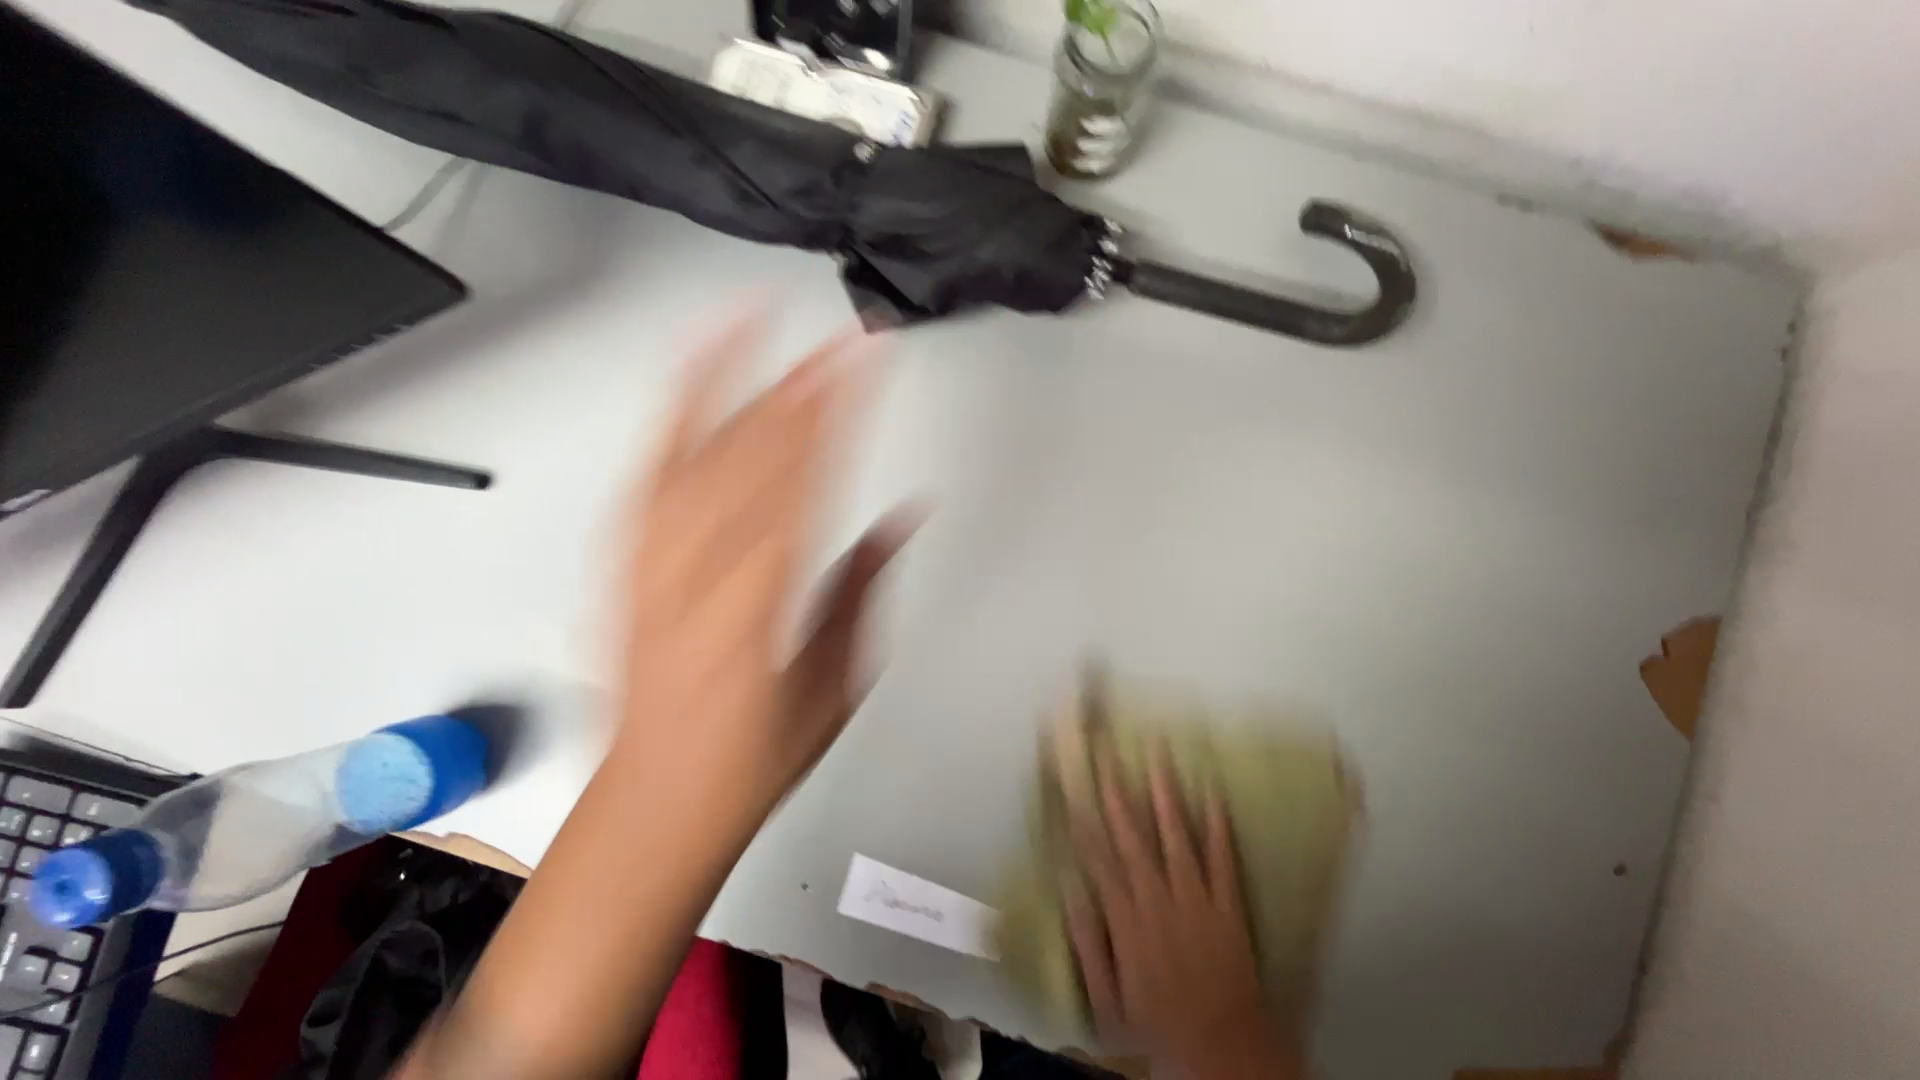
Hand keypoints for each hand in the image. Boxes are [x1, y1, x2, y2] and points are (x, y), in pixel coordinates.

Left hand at [619, 307, 917, 804]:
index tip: (864, 363)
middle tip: (838, 338)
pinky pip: (643, 473)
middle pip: (746, 460)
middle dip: (797, 385)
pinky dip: (667, 414)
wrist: (657, 796)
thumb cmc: (749, 759)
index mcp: (754, 613)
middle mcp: (691, 580)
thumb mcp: (836, 686)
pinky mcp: (621, 562)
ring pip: (686, 452)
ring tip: (754, 315)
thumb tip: (900, 516)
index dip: (835, 414)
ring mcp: (646, 567)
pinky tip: (687, 375)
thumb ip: (863, 590)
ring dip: (723, 376)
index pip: (801, 486)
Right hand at [1066, 742, 1303, 1079]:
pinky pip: (1222, 858)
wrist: (1222, 1042)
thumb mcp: (1106, 994)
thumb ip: (1086, 941)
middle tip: (1107, 753)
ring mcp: (1196, 898)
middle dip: (1117, 793)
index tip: (1073, 784)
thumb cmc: (1157, 1021)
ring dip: (1165, 793)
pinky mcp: (1228, 904)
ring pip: (1176, 836)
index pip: (1098, 858)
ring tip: (1157, 754)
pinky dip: (1218, 824)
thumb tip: (1068, 889)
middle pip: (1132, 838)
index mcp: (1125, 920)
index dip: (1083, 818)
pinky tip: (1213, 790)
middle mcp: (1157, 900)